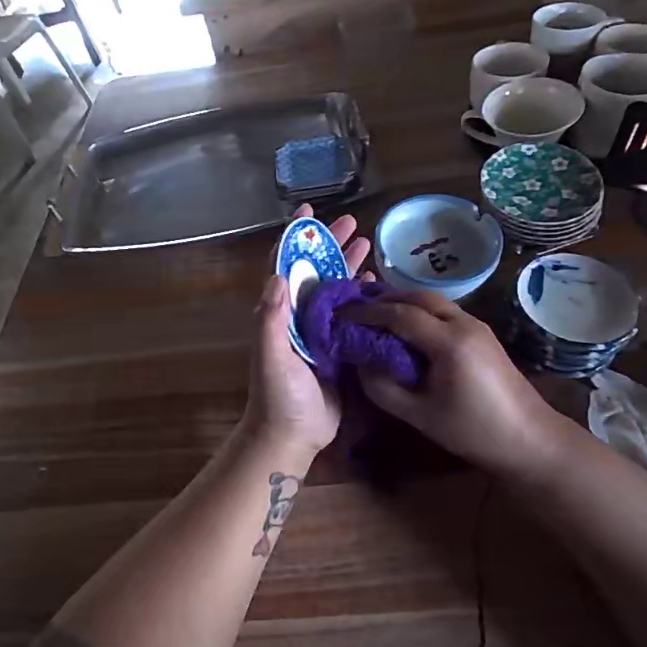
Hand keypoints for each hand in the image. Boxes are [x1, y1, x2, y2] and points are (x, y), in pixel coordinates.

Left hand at [242, 207, 370, 454]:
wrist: (292, 435)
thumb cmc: (277, 395)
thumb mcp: (270, 356)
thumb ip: (271, 319)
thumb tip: (278, 275)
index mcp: (279, 312)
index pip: (285, 265)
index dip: (295, 238)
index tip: (308, 211)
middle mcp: (298, 315)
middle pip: (314, 270)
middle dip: (329, 244)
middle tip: (352, 223)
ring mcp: (319, 330)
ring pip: (334, 288)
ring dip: (348, 264)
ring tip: (368, 243)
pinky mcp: (338, 347)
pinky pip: (351, 313)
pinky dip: (362, 294)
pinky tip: (377, 282)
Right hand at [345, 291, 583, 477]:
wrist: (531, 440)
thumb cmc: (474, 431)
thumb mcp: (419, 415)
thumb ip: (382, 387)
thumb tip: (360, 362)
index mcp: (450, 343)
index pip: (400, 314)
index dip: (367, 313)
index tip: (341, 315)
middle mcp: (465, 325)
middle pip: (418, 297)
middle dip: (384, 299)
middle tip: (355, 308)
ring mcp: (477, 326)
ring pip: (433, 300)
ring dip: (403, 302)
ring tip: (375, 314)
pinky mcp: (483, 334)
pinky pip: (444, 311)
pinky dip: (419, 311)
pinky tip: (405, 328)